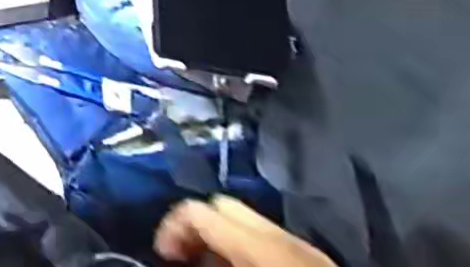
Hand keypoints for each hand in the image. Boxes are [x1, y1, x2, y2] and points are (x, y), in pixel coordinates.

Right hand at [155, 196, 333, 266]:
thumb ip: (206, 262)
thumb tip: (173, 259)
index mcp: (263, 247)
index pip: (200, 209)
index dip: (172, 227)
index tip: (160, 257)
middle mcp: (285, 238)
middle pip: (224, 207)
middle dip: (197, 230)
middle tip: (181, 262)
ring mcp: (309, 254)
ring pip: (249, 226)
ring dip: (221, 243)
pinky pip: (271, 247)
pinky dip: (247, 256)